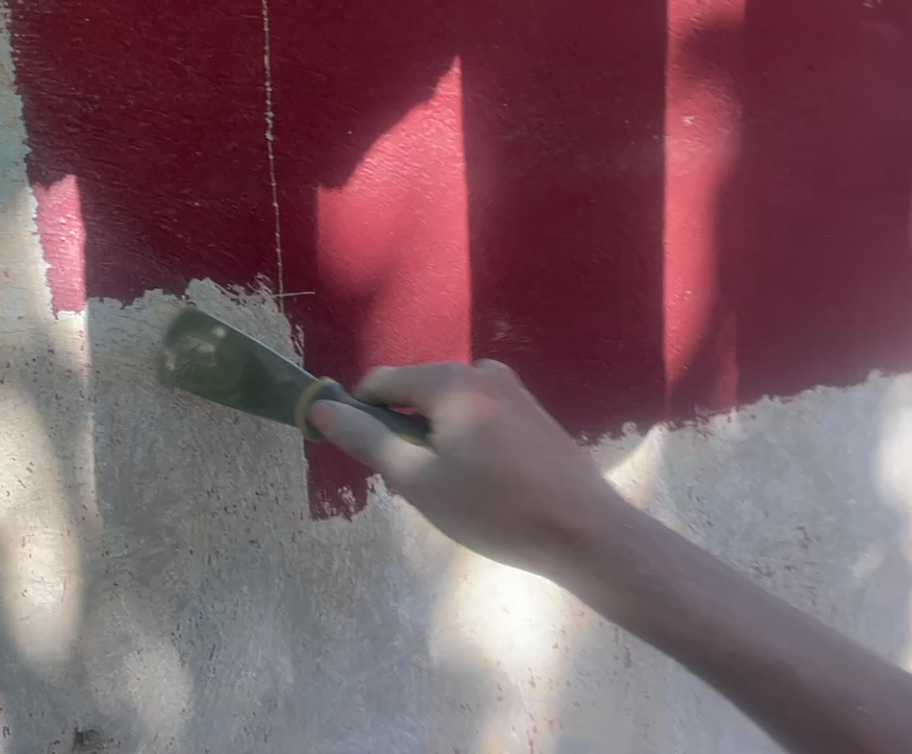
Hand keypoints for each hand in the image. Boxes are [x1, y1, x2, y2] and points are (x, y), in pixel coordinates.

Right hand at [307, 361, 635, 578]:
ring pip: (444, 403)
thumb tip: (319, 406)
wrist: (593, 539)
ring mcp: (510, 389)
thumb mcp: (417, 479)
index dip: (362, 415)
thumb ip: (364, 438)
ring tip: (451, 484)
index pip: (379, 383)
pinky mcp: (531, 410)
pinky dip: (463, 434)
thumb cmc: (496, 509)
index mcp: (447, 380)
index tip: (371, 457)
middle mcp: (478, 371)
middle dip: (401, 428)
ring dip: (432, 434)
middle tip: (416, 480)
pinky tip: (484, 478)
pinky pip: (475, 411)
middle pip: (413, 391)